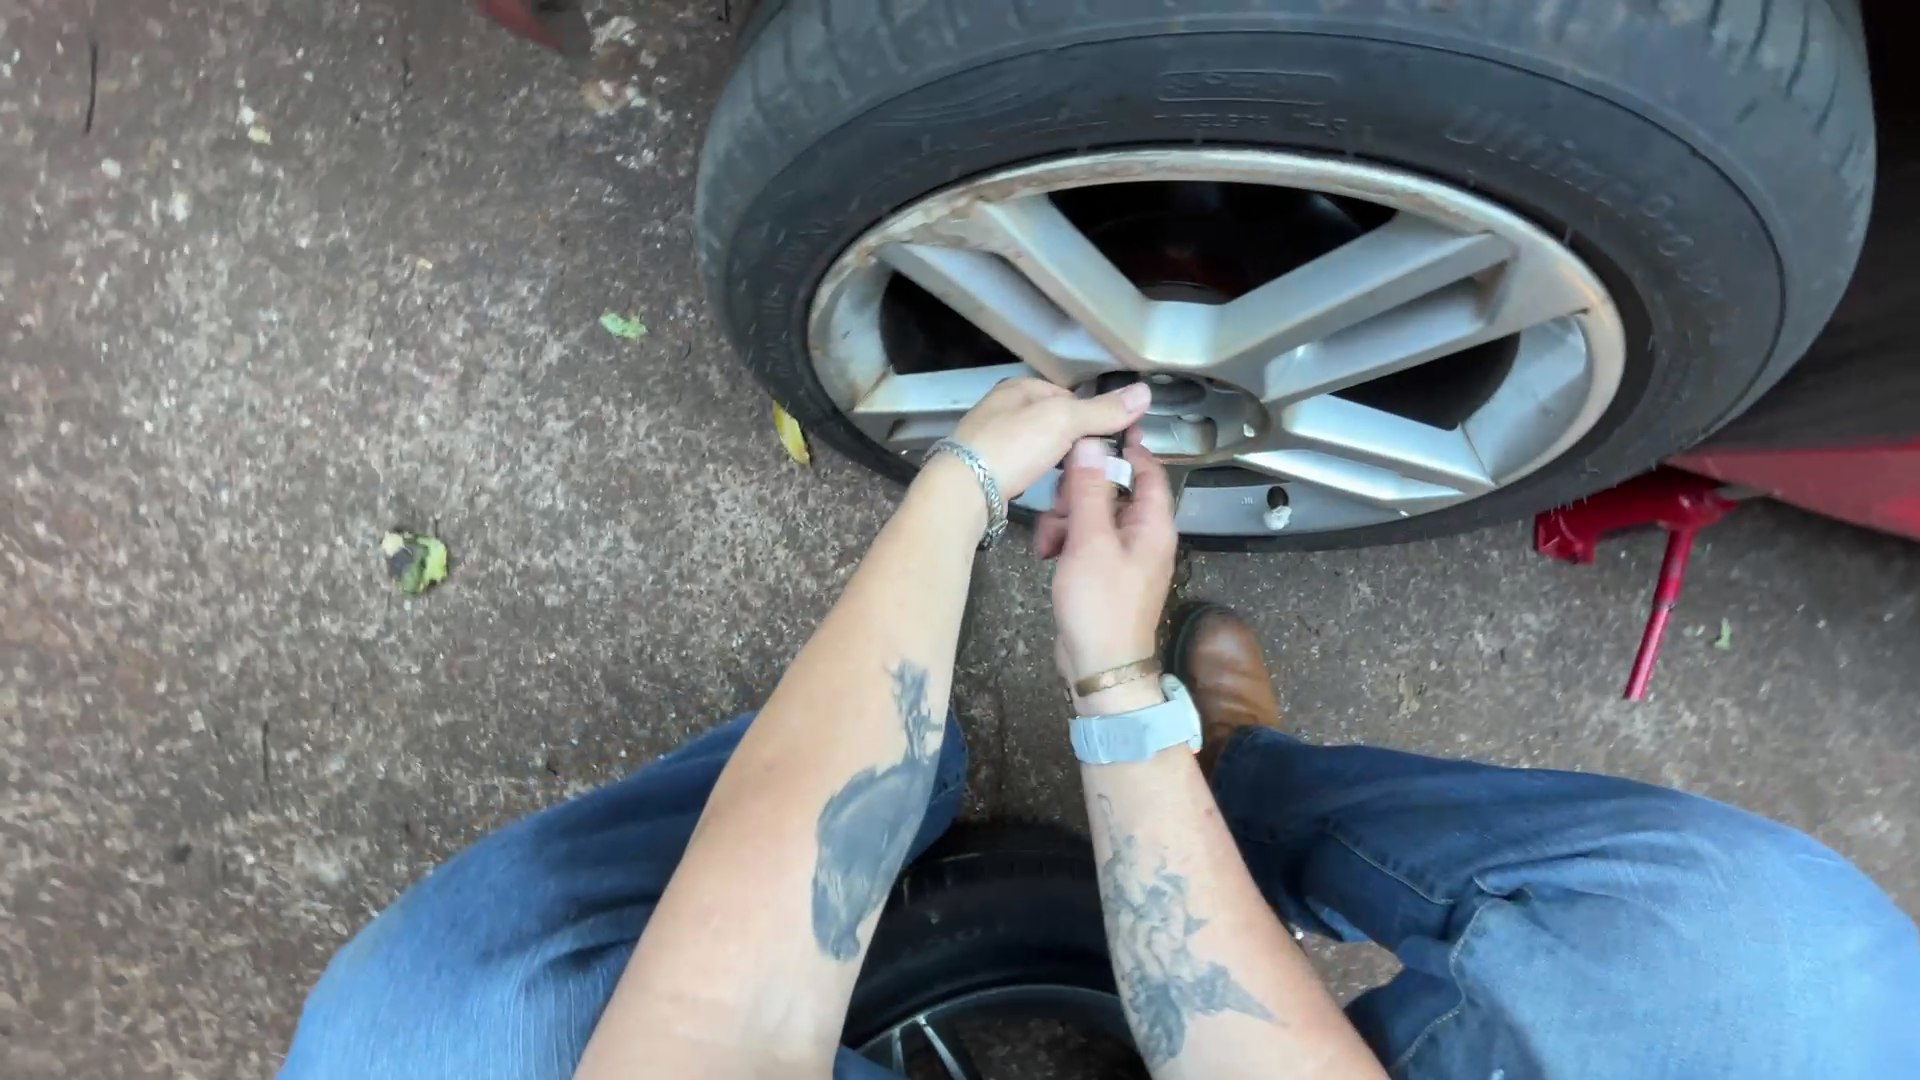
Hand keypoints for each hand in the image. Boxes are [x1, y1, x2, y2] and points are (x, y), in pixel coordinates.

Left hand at [946, 378, 1151, 498]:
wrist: (962, 490)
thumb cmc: (1011, 447)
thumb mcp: (1063, 422)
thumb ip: (1102, 411)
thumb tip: (1144, 392)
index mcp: (1019, 387)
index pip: (1069, 396)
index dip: (1093, 416)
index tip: (1110, 439)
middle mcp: (1002, 408)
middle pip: (1053, 422)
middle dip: (1074, 441)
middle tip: (1091, 463)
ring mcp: (991, 438)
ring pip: (1038, 446)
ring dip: (1056, 460)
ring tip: (1070, 478)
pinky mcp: (985, 468)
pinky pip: (1022, 466)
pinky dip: (1035, 474)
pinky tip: (1041, 486)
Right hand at [1036, 428, 1178, 688]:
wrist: (1100, 666)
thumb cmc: (1101, 604)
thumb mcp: (1091, 541)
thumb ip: (1090, 490)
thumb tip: (1093, 443)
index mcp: (1152, 524)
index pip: (1148, 470)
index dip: (1127, 447)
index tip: (1102, 427)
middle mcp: (1142, 535)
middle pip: (1111, 491)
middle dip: (1079, 493)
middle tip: (1058, 505)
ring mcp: (1121, 555)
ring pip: (1091, 515)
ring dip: (1065, 520)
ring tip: (1048, 543)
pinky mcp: (1101, 572)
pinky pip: (1083, 540)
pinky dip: (1065, 542)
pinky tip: (1047, 556)